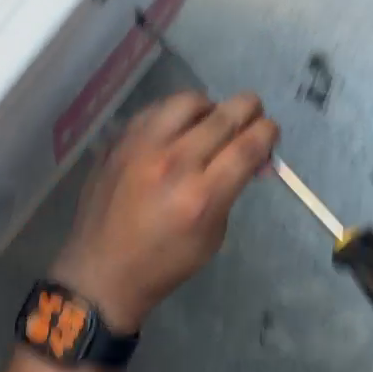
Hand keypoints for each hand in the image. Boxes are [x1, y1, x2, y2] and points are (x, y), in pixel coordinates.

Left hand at [49, 91, 278, 331]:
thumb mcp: (212, 236)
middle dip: (248, 109)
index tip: (271, 131)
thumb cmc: (163, 262)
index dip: (268, 132)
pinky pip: (154, 111)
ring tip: (210, 121)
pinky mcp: (117, 143)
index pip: (247, 146)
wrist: (101, 270)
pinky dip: (173, 114)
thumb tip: (250, 158)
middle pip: (223, 116)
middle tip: (252, 113)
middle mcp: (173, 163)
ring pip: (186, 101)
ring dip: (208, 107)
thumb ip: (232, 190)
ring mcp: (140, 148)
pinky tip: (176, 129)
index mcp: (202, 195)